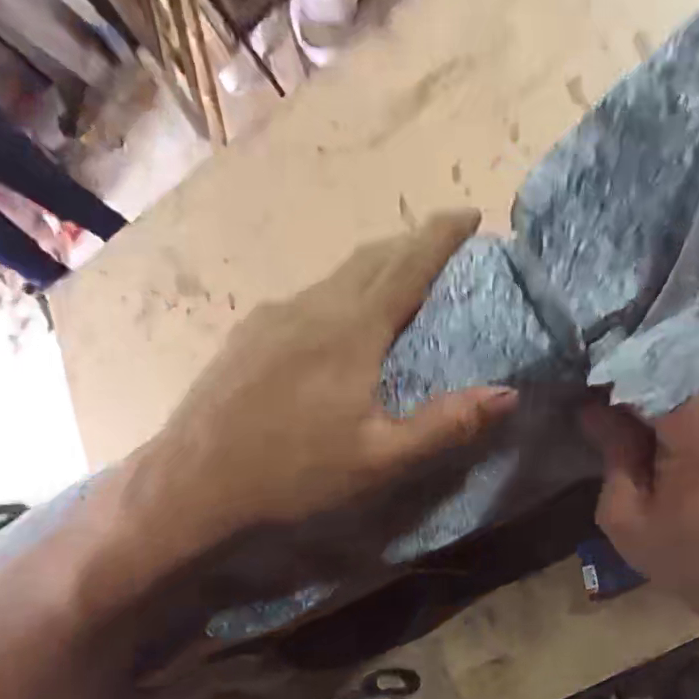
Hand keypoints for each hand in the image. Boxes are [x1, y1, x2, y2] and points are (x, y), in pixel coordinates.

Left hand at [129, 210, 517, 543]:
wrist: (190, 484)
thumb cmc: (294, 473)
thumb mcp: (381, 459)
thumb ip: (447, 424)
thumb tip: (508, 394)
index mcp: (350, 330)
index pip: (406, 264)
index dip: (440, 235)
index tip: (469, 215)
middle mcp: (311, 307)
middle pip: (371, 258)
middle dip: (411, 244)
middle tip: (443, 247)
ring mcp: (273, 316)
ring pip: (337, 276)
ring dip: (377, 268)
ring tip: (401, 283)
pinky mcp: (249, 333)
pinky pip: (310, 297)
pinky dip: (343, 292)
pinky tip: (342, 323)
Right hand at [580, 386, 698, 644]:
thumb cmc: (678, 557)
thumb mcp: (623, 514)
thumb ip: (612, 449)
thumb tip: (590, 404)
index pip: (649, 378)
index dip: (611, 378)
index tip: (579, 382)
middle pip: (670, 374)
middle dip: (631, 382)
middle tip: (595, 398)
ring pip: (685, 378)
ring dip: (652, 390)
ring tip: (619, 409)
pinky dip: (674, 400)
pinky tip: (651, 420)